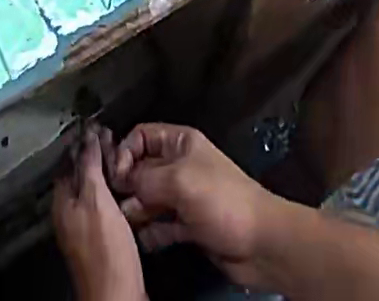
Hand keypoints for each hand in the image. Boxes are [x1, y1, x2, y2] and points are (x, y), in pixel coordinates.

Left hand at [53, 126, 146, 300]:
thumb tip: (86, 135)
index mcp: (62, 201)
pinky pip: (104, 204)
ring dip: (105, 171)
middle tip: (114, 136)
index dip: (84, 141)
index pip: (70, 160)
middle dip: (95, 154)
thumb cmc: (105, 248)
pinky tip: (127, 186)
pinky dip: (112, 190)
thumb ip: (90, 167)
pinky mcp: (100, 239)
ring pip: (93, 189)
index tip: (100, 124)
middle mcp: (69, 212)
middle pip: (80, 174)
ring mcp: (84, 227)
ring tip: (123, 155)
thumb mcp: (97, 201)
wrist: (118, 297)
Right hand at [112, 124, 283, 287]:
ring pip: (149, 198)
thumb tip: (122, 184)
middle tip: (116, 202)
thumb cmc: (221, 199)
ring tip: (127, 223)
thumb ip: (145, 178)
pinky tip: (142, 239)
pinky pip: (161, 225)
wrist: (261, 243)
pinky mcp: (188, 225)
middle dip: (127, 184)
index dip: (125, 151)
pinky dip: (150, 231)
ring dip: (136, 210)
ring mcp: (184, 197)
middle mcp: (179, 166)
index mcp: (180, 143)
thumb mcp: (179, 180)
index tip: (116, 174)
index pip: (141, 136)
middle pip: (142, 168)